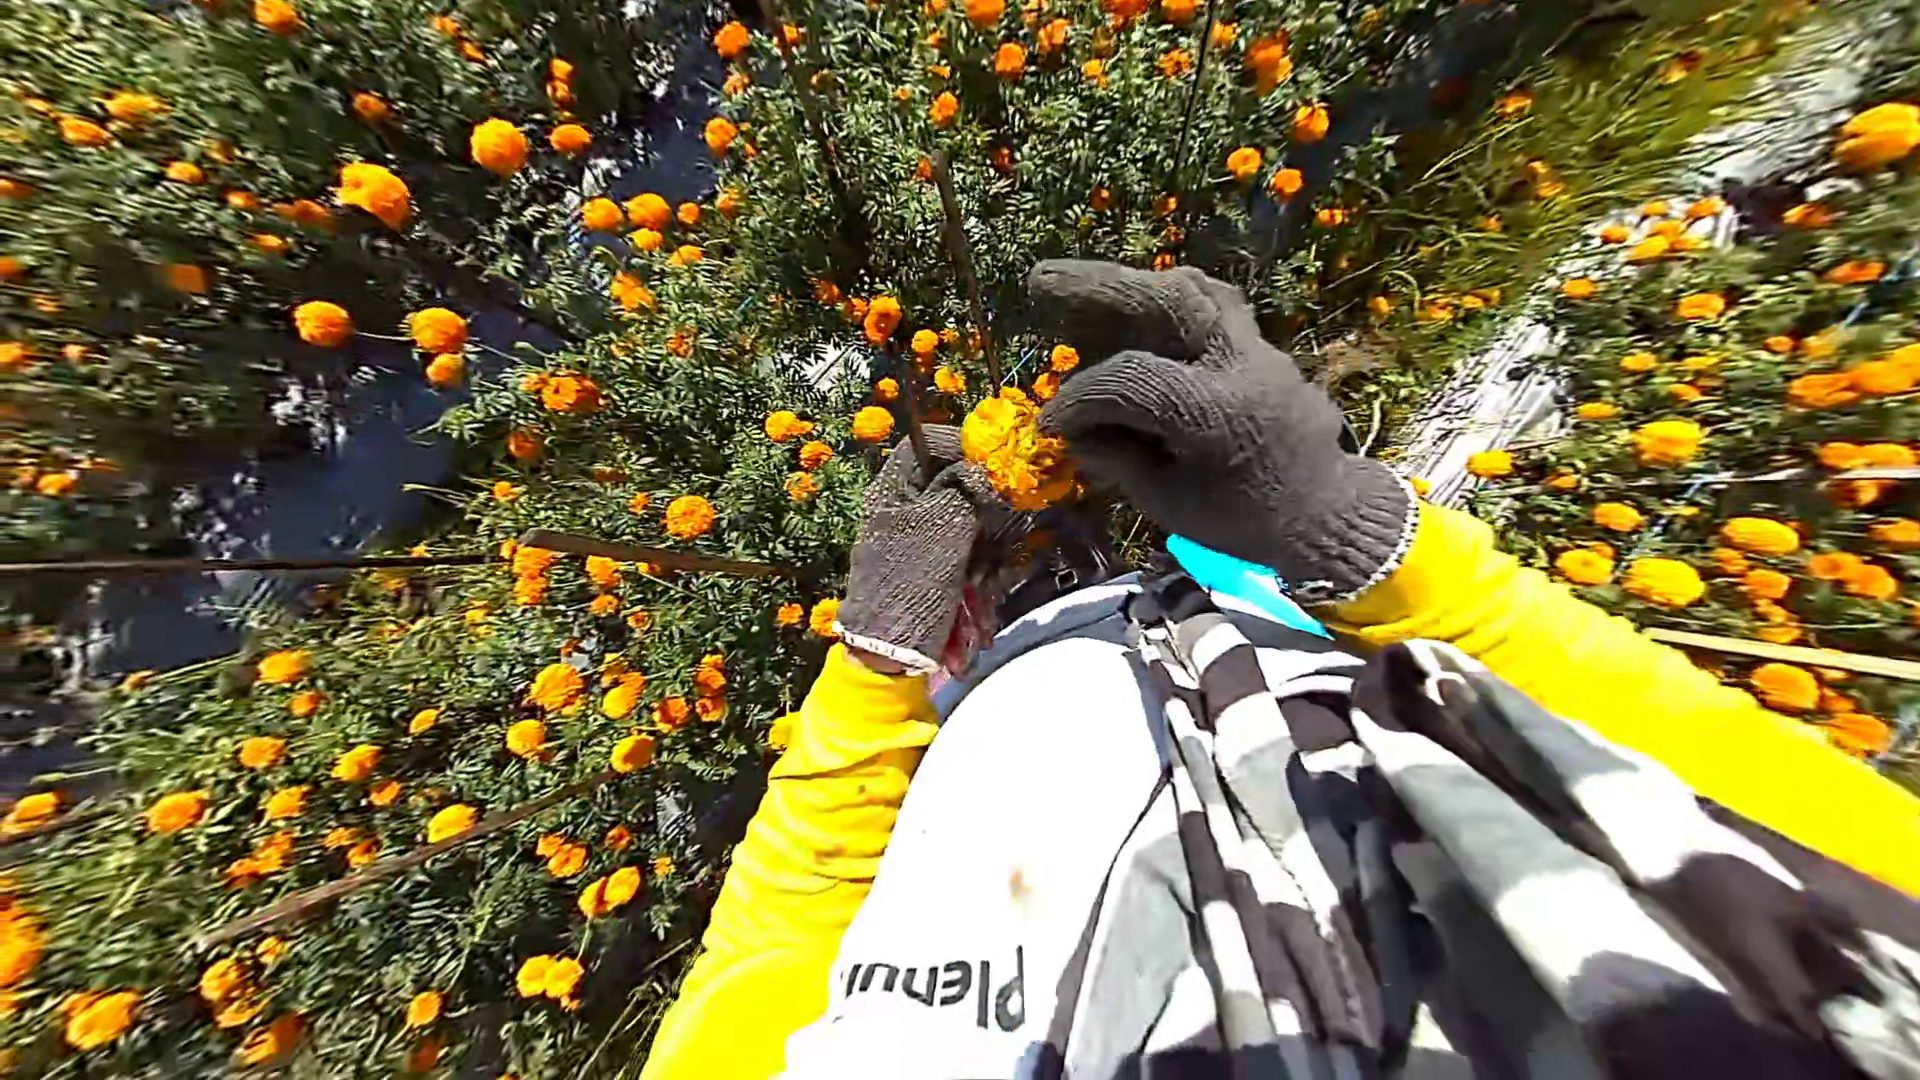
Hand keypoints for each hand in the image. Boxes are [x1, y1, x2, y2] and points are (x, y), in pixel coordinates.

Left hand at [836, 426, 1026, 673]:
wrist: (887, 655)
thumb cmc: (908, 583)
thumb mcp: (942, 527)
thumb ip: (967, 488)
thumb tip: (989, 464)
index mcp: (895, 488)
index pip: (928, 444)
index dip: (962, 450)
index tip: (993, 473)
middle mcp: (907, 509)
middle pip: (960, 492)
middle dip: (984, 529)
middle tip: (987, 559)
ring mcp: (923, 542)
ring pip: (973, 533)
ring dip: (984, 572)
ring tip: (977, 606)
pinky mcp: (938, 572)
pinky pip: (970, 567)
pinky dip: (978, 594)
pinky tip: (975, 626)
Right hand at [1028, 259, 1415, 604]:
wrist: (1321, 515)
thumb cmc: (1241, 522)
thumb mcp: (1168, 503)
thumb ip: (1118, 459)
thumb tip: (1072, 432)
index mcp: (1216, 415)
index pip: (1132, 381)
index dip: (1080, 398)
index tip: (1049, 422)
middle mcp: (1241, 368)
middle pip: (1172, 300)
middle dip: (1100, 287)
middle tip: (1042, 279)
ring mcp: (1260, 351)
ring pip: (1198, 290)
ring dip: (1138, 285)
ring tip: (1089, 286)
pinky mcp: (1263, 351)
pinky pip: (1216, 307)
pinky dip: (1171, 302)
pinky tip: (1140, 310)